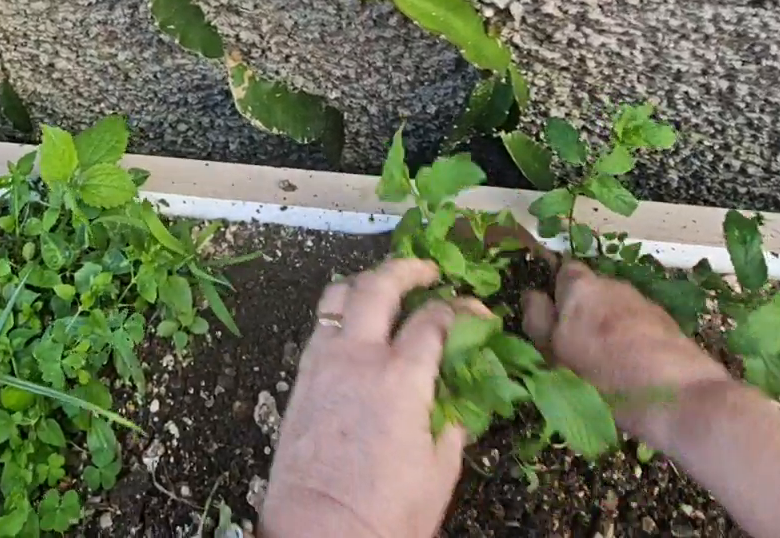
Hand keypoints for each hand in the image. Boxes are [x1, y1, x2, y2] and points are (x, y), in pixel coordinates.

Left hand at [259, 259, 466, 537]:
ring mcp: (325, 358)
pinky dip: (341, 309)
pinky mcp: (303, 371)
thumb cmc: (386, 512)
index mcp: (401, 376)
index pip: (434, 320)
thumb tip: (456, 394)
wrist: (318, 533)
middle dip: (408, 268)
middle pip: (380, 285)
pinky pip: (322, 322)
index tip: (476, 311)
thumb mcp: (439, 471)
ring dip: (367, 281)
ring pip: (340, 293)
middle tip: (428, 270)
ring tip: (386, 285)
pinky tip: (355, 323)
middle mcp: (360, 354)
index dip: (460, 309)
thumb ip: (451, 421)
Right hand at [522, 260, 729, 448]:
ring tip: (610, 369)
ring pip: (614, 312)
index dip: (556, 297)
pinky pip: (638, 328)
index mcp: (579, 286)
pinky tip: (636, 374)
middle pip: (589, 293)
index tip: (555, 327)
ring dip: (609, 330)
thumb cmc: (607, 377)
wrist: (685, 401)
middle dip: (583, 315)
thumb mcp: (555, 353)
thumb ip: (538, 321)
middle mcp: (612, 285)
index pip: (561, 272)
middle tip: (579, 353)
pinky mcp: (669, 326)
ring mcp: (644, 304)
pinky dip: (633, 343)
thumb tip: (532, 296)